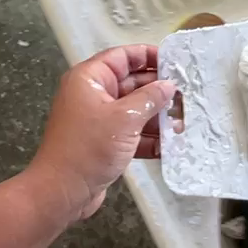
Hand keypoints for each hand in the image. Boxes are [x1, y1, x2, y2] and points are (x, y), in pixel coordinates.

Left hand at [28, 45, 175, 221]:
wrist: (62, 192)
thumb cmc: (89, 148)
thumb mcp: (125, 119)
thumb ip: (150, 98)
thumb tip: (168, 86)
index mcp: (90, 79)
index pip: (122, 57)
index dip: (148, 56)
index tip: (174, 61)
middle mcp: (92, 95)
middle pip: (131, 83)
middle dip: (158, 91)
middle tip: (185, 96)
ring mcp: (98, 120)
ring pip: (133, 110)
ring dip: (156, 117)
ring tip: (182, 123)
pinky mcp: (103, 142)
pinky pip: (130, 133)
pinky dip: (147, 138)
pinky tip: (168, 145)